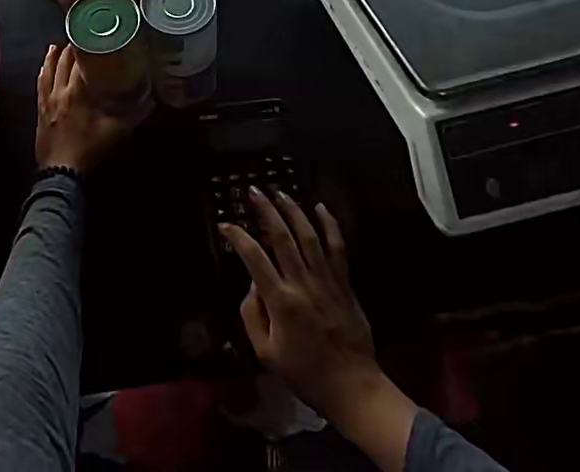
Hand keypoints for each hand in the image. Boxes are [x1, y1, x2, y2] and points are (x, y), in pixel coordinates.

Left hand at [34, 45, 145, 172]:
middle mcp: (61, 90)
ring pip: (50, 70)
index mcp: (79, 92)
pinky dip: (43, 71)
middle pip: (64, 63)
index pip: (82, 63)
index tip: (95, 36)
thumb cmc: (89, 149)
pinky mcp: (40, 108)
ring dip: (54, 56)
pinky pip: (40, 84)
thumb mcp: (116, 132)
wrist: (61, 170)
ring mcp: (48, 99)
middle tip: (80, 38)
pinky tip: (44, 66)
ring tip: (59, 44)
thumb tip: (151, 100)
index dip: (88, 48)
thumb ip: (134, 114)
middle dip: (72, 49)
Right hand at [219, 192, 380, 416]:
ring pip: (309, 236)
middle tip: (254, 192)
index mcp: (281, 301)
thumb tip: (252, 284)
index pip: (254, 259)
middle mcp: (303, 284)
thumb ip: (253, 315)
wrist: (353, 388)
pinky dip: (329, 225)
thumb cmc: (305, 374)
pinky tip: (320, 207)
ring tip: (280, 193)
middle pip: (282, 237)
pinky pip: (337, 247)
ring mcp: (326, 281)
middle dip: (266, 211)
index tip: (225, 224)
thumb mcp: (266, 353)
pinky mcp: (344, 283)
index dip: (238, 237)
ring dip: (293, 211)